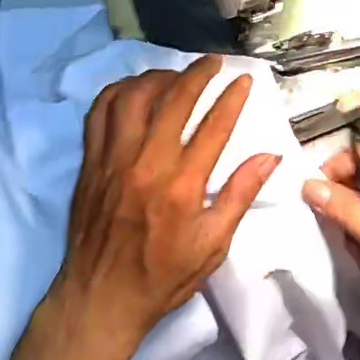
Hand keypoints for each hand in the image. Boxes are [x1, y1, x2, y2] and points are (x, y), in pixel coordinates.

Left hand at [55, 56, 279, 346]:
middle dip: (197, 74)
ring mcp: (112, 159)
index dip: (232, 97)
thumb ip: (239, 195)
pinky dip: (117, 92)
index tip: (244, 79)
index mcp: (182, 186)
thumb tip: (269, 157)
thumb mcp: (213, 245)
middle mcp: (146, 163)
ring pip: (133, 98)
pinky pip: (99, 113)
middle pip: (173, 100)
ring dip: (157, 77)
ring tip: (175, 74)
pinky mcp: (90, 162)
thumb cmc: (163, 276)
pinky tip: (133, 89)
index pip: (213, 126)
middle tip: (213, 62)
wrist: (100, 297)